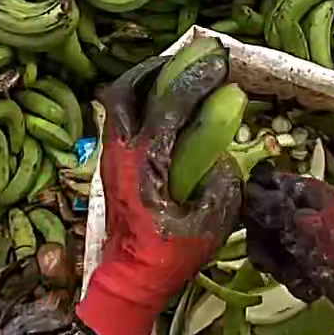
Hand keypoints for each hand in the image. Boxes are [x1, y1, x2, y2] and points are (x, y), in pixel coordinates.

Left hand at [75, 45, 242, 334]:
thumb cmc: (168, 254)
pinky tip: (162, 99)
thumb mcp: (210, 226)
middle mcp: (121, 149)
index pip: (168, 105)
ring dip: (145, 79)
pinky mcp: (110, 158)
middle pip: (126, 89)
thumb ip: (221, 185)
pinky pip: (120, 114)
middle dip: (158, 67)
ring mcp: (110, 152)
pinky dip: (139, 97)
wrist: (127, 277)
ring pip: (118, 99)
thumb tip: (223, 153)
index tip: (217, 61)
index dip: (193, 78)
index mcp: (145, 162)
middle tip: (188, 57)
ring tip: (175, 69)